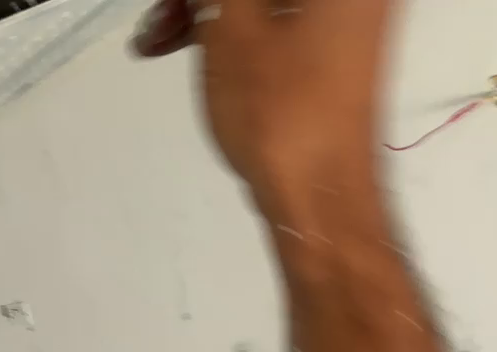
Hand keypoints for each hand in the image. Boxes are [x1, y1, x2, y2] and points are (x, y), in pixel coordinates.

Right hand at [132, 0, 394, 207]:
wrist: (319, 187)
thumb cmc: (279, 106)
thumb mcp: (231, 28)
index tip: (172, 5)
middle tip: (155, 18)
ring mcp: (343, 8)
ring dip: (206, 8)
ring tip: (153, 40)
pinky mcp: (329, 39)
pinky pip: (272, 13)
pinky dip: (230, 24)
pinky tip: (185, 45)